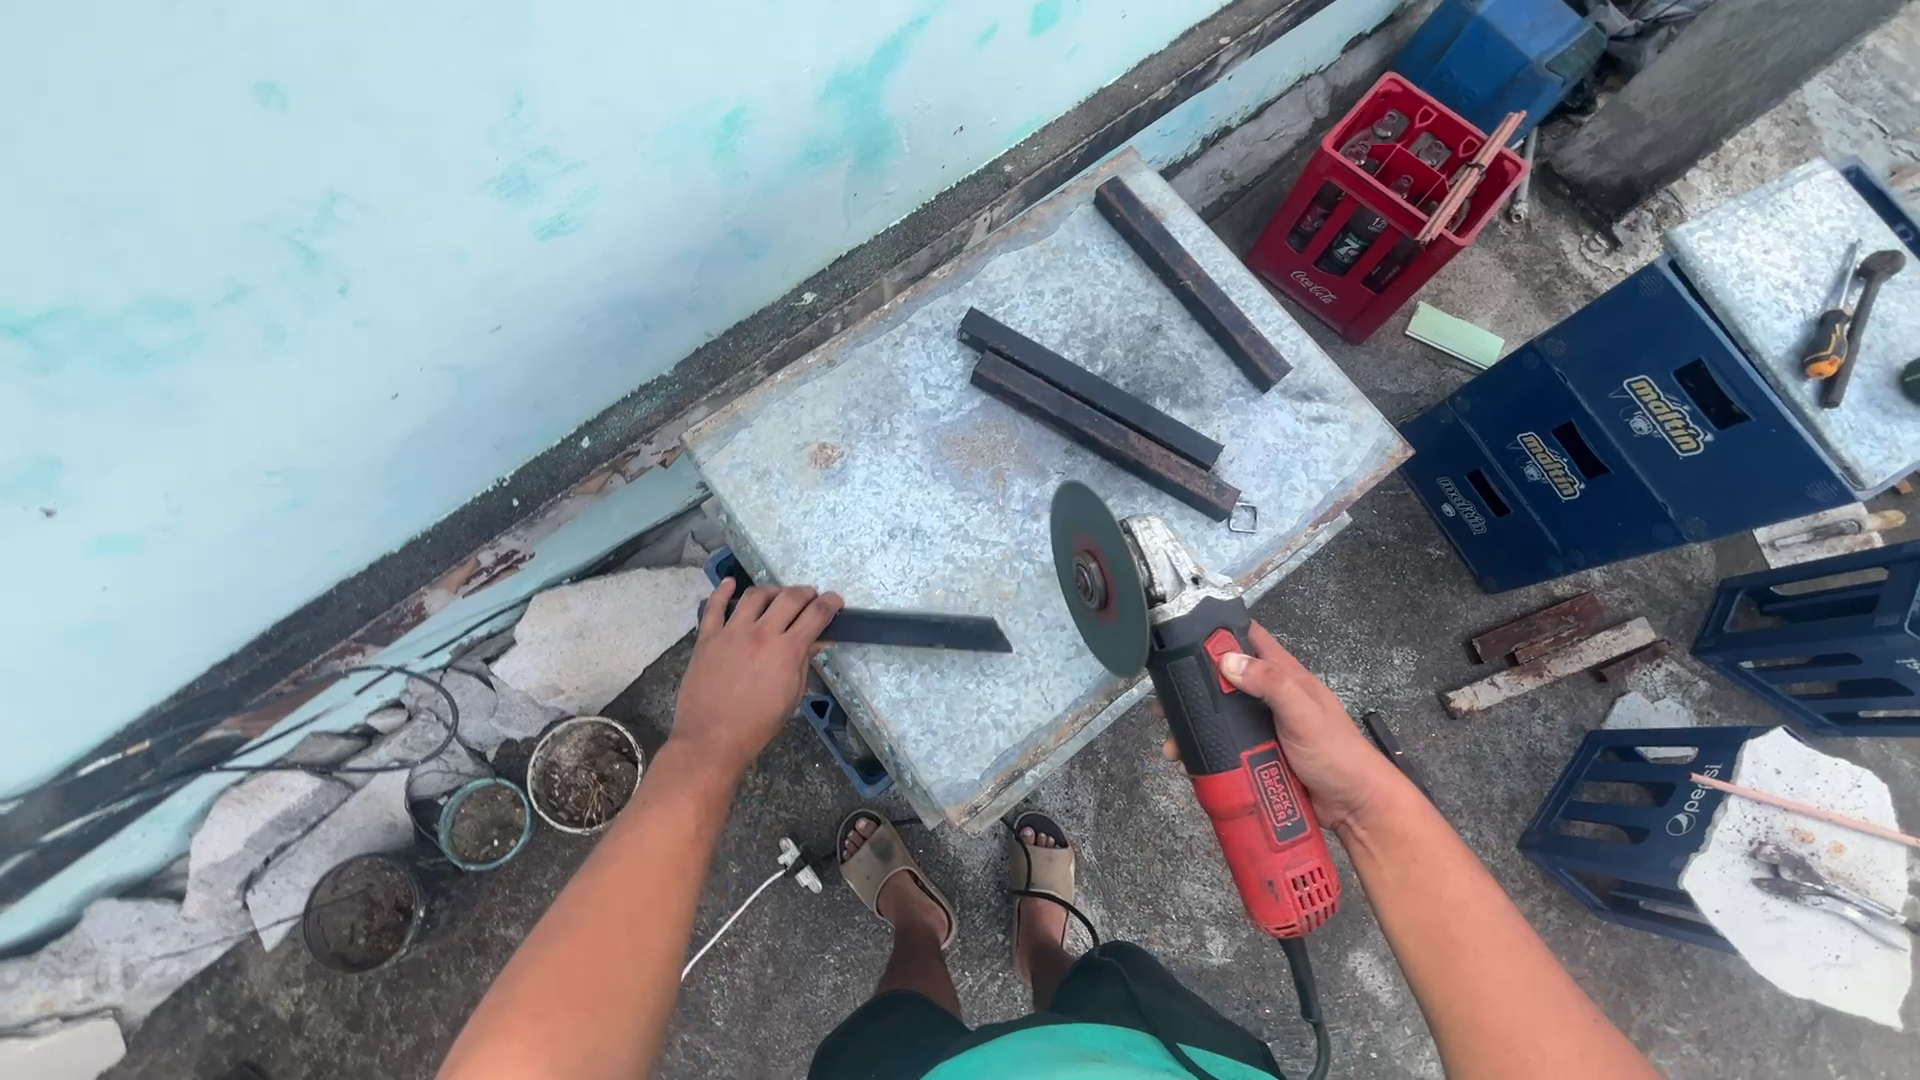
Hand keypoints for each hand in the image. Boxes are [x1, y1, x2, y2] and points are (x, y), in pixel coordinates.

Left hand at [670, 579, 842, 777]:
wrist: (712, 739)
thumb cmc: (758, 724)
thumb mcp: (792, 695)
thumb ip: (804, 662)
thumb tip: (818, 641)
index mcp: (787, 650)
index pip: (816, 614)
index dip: (831, 603)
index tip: (836, 602)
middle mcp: (761, 633)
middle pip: (789, 598)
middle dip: (806, 593)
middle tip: (811, 597)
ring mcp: (732, 632)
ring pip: (755, 595)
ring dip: (772, 590)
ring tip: (778, 595)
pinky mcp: (707, 637)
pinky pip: (714, 606)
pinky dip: (723, 591)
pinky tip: (730, 582)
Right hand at [1161, 622, 1403, 832]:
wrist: (1355, 808)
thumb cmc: (1337, 754)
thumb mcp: (1305, 714)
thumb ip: (1272, 684)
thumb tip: (1226, 661)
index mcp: (1285, 675)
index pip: (1249, 639)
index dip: (1219, 632)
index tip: (1184, 637)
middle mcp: (1268, 696)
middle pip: (1223, 680)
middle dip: (1193, 687)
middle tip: (1164, 702)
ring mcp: (1261, 726)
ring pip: (1218, 716)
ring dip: (1193, 725)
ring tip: (1172, 742)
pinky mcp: (1255, 753)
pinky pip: (1222, 745)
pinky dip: (1203, 749)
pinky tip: (1187, 760)